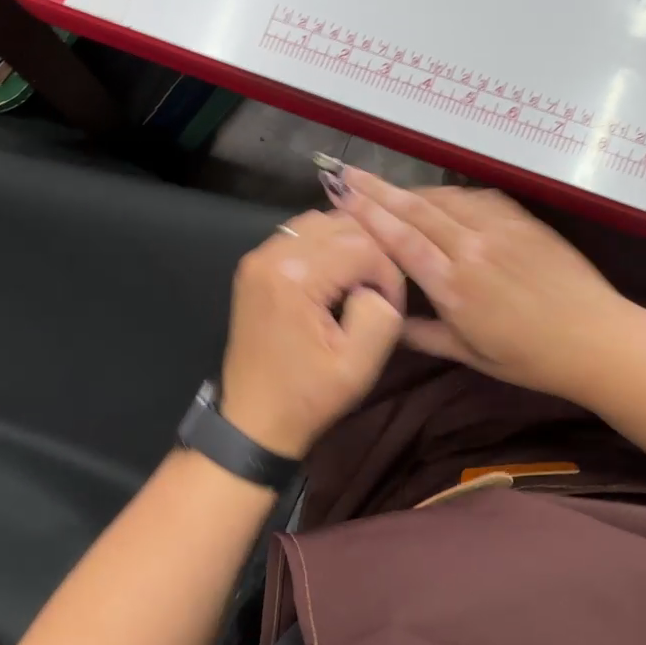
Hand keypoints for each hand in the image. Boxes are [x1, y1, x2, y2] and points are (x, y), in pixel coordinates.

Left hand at [219, 211, 406, 458]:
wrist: (254, 421)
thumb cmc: (307, 397)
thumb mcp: (358, 365)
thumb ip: (381, 315)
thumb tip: (377, 287)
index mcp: (294, 277)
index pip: (363, 246)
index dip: (388, 274)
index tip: (392, 308)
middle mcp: (271, 255)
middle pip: (342, 224)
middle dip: (371, 253)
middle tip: (380, 293)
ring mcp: (258, 258)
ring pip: (320, 223)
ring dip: (348, 245)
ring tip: (360, 283)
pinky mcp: (254, 267)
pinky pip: (299, 236)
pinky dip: (324, 248)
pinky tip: (335, 280)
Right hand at [329, 167, 632, 401]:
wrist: (596, 339)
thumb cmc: (530, 359)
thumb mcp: (472, 356)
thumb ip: (425, 336)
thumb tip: (388, 323)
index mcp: (454, 287)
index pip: (401, 241)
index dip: (368, 216)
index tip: (342, 197)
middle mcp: (472, 250)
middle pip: (416, 210)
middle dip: (377, 190)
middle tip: (347, 173)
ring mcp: (501, 231)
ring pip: (446, 199)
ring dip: (412, 190)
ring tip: (386, 185)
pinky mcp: (524, 222)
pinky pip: (480, 198)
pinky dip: (453, 194)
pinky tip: (441, 195)